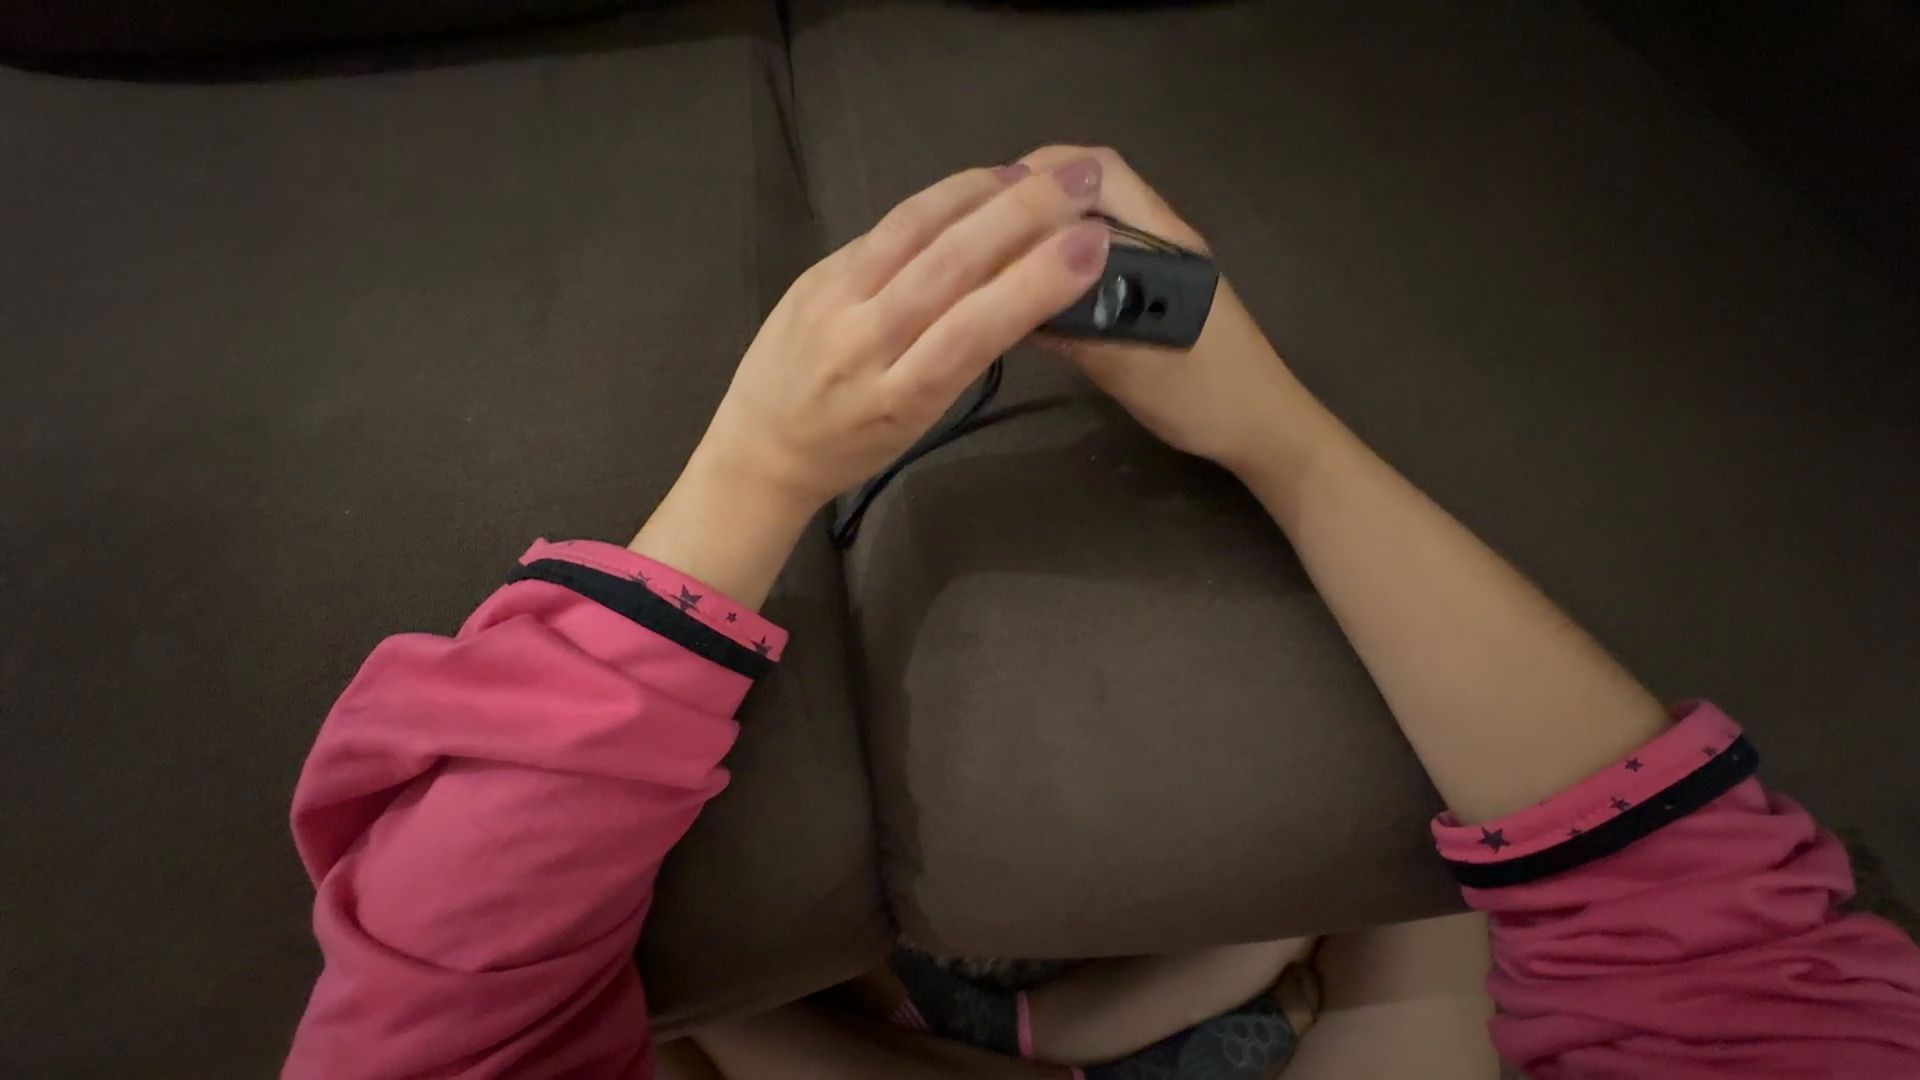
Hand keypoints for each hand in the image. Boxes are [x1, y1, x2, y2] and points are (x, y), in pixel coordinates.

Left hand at [631, 156, 1111, 605]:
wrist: (761, 450)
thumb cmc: (851, 451)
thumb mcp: (916, 424)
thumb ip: (958, 359)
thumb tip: (1017, 287)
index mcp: (898, 398)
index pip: (975, 330)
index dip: (1036, 283)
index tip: (1091, 245)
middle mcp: (864, 342)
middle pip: (950, 266)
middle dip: (1023, 216)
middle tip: (1084, 179)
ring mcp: (832, 300)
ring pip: (914, 230)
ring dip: (982, 192)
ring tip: (1035, 171)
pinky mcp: (814, 273)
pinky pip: (885, 228)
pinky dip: (938, 200)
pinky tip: (975, 185)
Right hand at [1019, 146, 1313, 473]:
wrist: (1261, 428)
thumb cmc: (1205, 397)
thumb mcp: (1131, 369)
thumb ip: (1073, 332)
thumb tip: (1008, 303)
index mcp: (1164, 243)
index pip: (1100, 174)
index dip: (1041, 175)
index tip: (987, 204)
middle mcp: (1162, 240)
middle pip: (1095, 189)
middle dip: (1036, 194)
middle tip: (981, 227)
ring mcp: (1160, 266)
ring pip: (1095, 225)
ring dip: (1049, 227)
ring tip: (995, 253)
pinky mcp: (1155, 295)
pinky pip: (1101, 261)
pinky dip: (1063, 261)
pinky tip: (1033, 287)